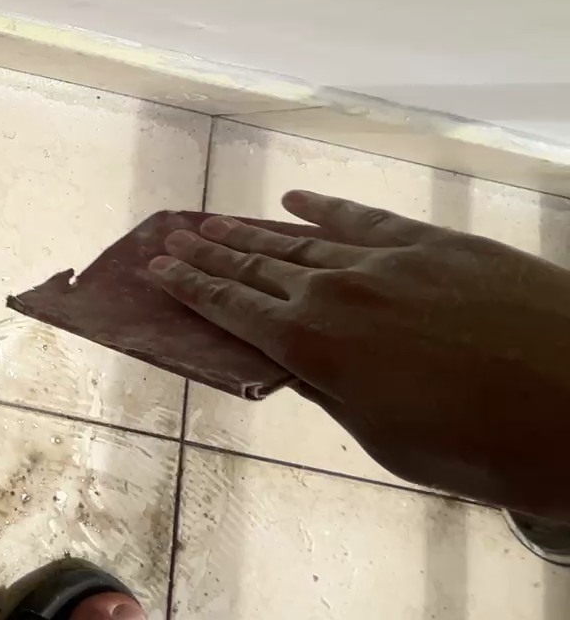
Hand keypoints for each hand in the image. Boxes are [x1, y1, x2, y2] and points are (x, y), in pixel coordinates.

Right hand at [146, 190, 569, 516]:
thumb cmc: (493, 450)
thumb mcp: (388, 442)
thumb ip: (327, 393)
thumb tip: (287, 361)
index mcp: (307, 344)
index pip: (225, 306)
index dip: (185, 285)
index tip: (154, 268)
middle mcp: (327, 293)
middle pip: (249, 267)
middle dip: (205, 253)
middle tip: (172, 238)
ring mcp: (380, 262)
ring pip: (294, 241)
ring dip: (247, 231)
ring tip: (210, 221)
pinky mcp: (435, 245)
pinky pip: (363, 217)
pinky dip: (324, 206)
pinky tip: (294, 198)